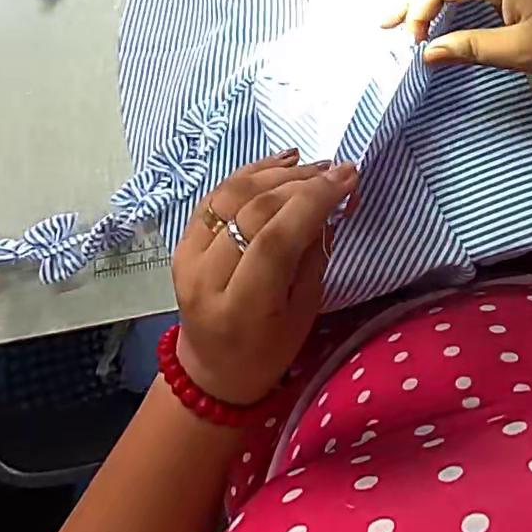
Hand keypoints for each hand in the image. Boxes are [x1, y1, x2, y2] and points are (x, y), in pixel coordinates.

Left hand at [170, 150, 358, 404]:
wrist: (212, 368)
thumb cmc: (268, 350)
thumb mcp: (304, 311)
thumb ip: (313, 255)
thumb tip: (327, 204)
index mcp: (240, 308)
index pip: (277, 240)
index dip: (314, 201)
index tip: (348, 176)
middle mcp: (206, 278)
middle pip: (255, 211)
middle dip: (302, 183)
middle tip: (337, 170)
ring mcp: (188, 256)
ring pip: (234, 195)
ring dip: (278, 173)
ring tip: (313, 166)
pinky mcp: (182, 241)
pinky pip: (218, 194)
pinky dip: (252, 172)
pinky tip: (282, 162)